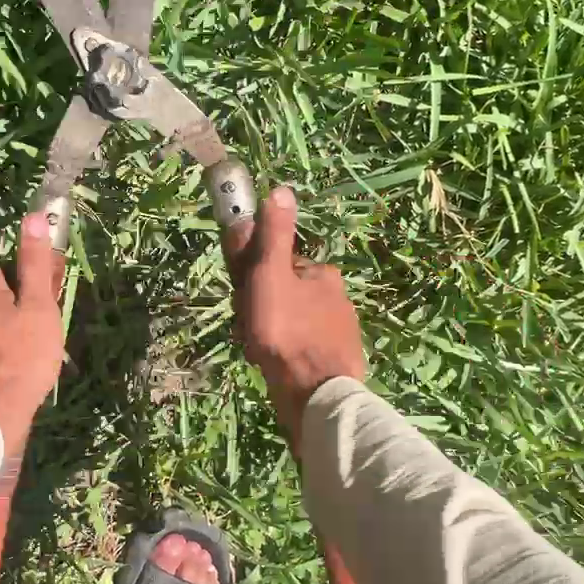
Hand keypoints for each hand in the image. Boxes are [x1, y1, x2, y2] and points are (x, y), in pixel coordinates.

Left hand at [0, 212, 66, 455]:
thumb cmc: (23, 357)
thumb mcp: (39, 305)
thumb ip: (35, 262)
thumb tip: (33, 216)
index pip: (13, 273)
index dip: (36, 290)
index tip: (49, 311)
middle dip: (20, 312)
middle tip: (41, 340)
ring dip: (7, 334)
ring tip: (28, 361)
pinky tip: (8, 372)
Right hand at [222, 186, 366, 447]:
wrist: (315, 394)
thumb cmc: (286, 329)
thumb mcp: (270, 275)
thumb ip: (273, 236)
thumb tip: (281, 189)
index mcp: (321, 274)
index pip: (277, 265)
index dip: (254, 279)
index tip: (244, 297)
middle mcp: (337, 297)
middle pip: (284, 294)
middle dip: (261, 309)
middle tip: (248, 330)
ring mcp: (340, 331)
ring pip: (292, 323)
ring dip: (270, 333)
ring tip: (258, 351)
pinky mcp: (339, 360)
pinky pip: (302, 347)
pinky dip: (286, 353)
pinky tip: (275, 366)